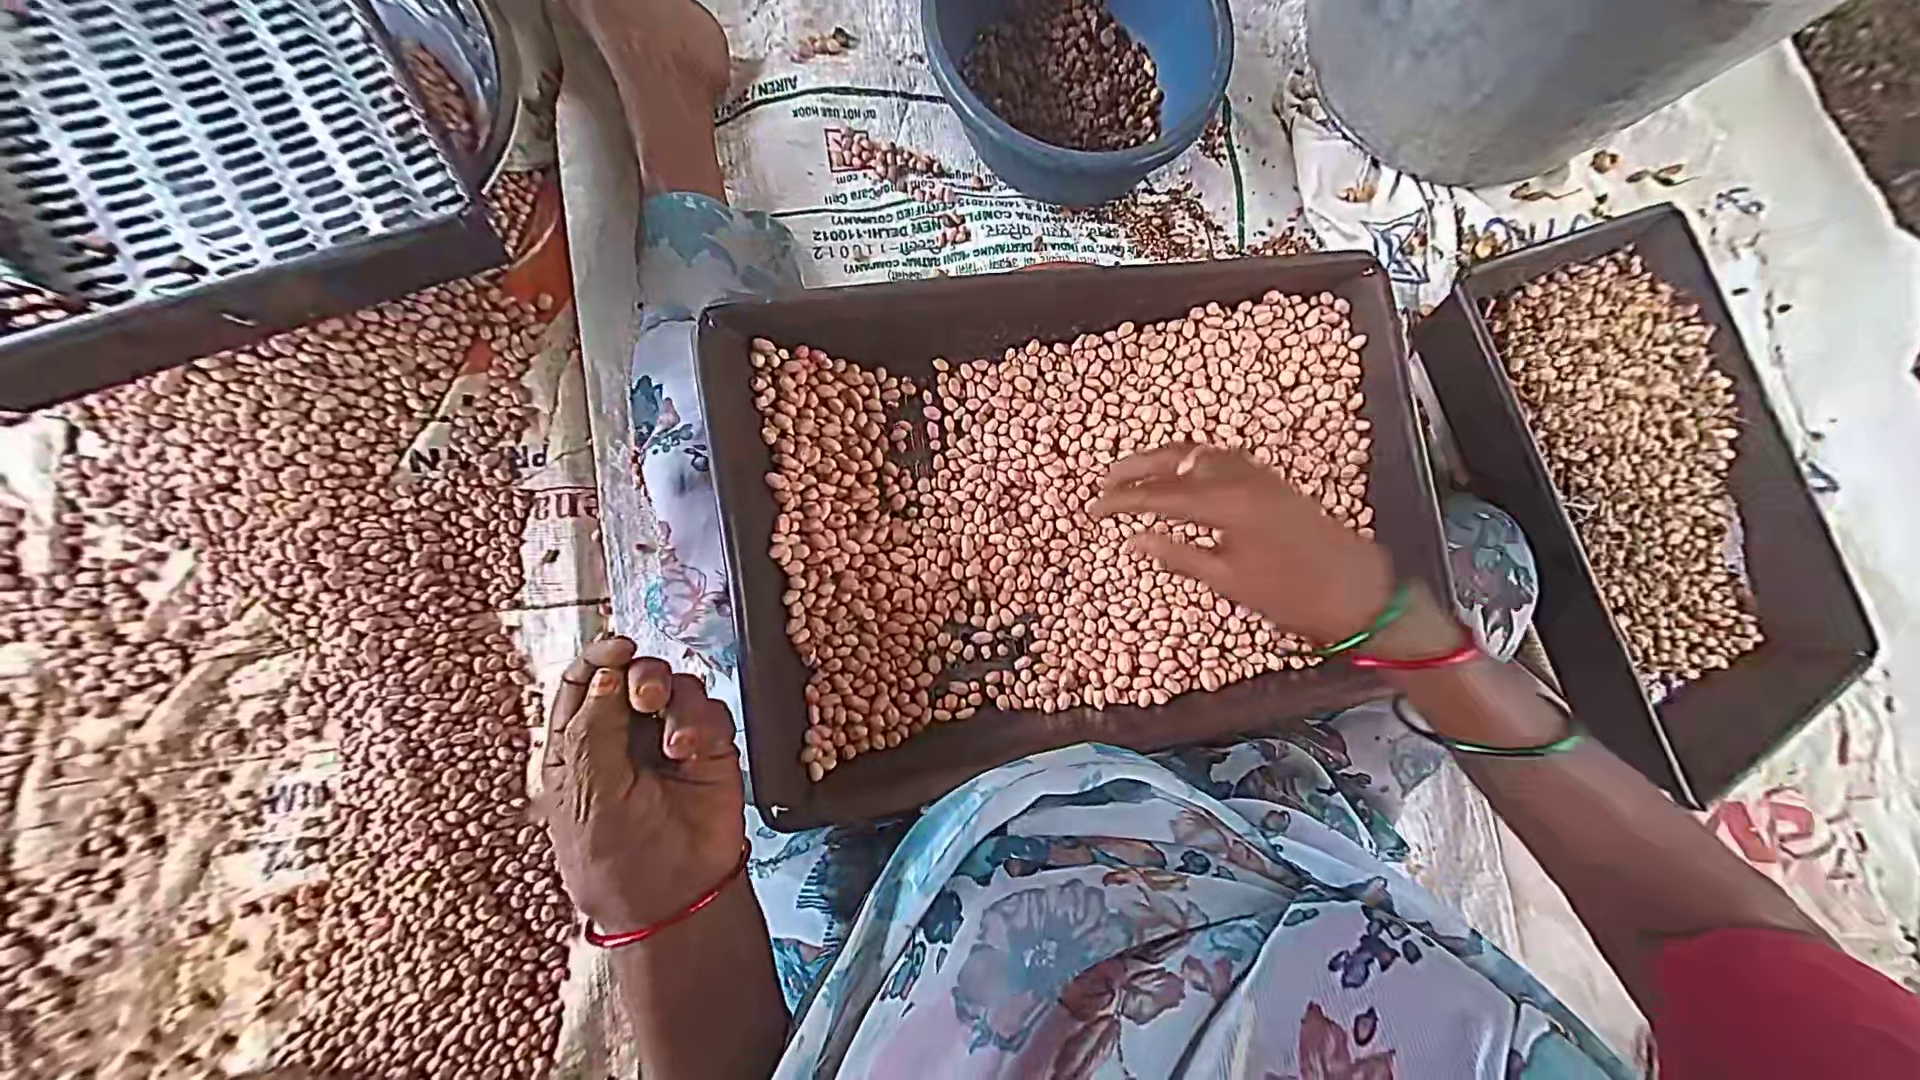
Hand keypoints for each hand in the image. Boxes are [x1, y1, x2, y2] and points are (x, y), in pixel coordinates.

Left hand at [538, 637, 744, 932]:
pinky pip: (712, 709)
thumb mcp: (586, 795)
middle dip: (643, 675)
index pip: (587, 680)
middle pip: (635, 673)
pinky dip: (704, 720)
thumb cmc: (615, 855)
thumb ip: (594, 729)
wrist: (676, 895)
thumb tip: (608, 673)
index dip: (601, 657)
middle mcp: (627, 733)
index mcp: (582, 742)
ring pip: (678, 685)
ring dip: (677, 700)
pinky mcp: (711, 745)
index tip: (619, 648)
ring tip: (675, 741)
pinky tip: (693, 751)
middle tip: (647, 698)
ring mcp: (671, 737)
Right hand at [1090, 443, 1396, 643]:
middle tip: (1105, 480)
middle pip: (1175, 460)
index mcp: (1225, 505)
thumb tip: (1133, 539)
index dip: (1121, 501)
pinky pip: (1219, 458)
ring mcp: (1257, 475)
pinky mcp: (1269, 481)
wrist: (1360, 591)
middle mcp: (1239, 479)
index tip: (1093, 509)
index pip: (1158, 495)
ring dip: (1162, 460)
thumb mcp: (1226, 581)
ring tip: (1134, 474)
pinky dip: (1190, 462)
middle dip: (1136, 467)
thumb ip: (1176, 555)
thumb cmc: (1291, 595)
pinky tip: (1179, 476)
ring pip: (1198, 454)